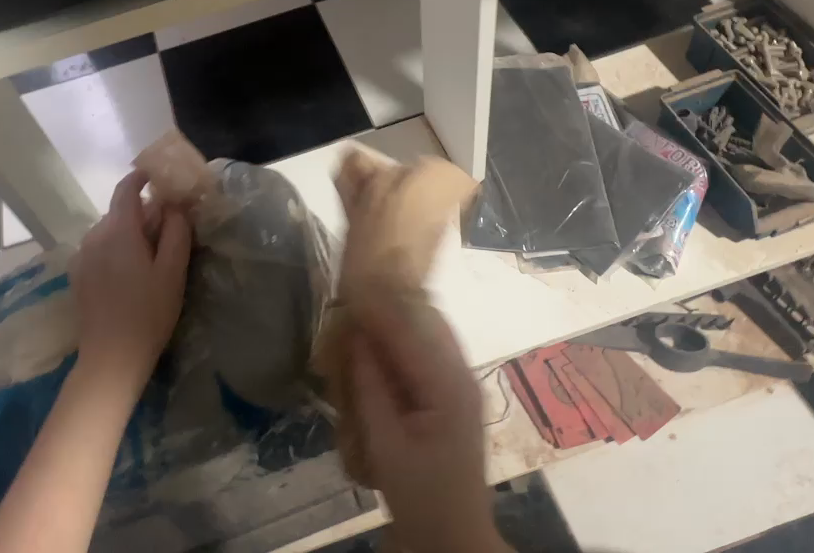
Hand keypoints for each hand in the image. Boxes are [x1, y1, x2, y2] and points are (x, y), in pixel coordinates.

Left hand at [70, 170, 191, 394]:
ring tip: (151, 256)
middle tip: (169, 229)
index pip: (126, 189)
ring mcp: (82, 256)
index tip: (158, 177)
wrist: (110, 359)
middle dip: (143, 212)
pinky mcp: (78, 274)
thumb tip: (175, 204)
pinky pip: (100, 248)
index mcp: (119, 230)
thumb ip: (177, 231)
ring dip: (129, 232)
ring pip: (110, 230)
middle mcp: (95, 235)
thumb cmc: (148, 313)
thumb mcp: (173, 271)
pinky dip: (116, 249)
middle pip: (120, 211)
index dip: (141, 178)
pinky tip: (130, 273)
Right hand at [350, 294, 505, 552]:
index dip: (377, 305)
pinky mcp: (456, 390)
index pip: (408, 330)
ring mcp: (464, 380)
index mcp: (447, 385)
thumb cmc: (418, 495)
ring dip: (399, 316)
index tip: (349, 286)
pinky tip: (381, 339)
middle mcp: (462, 373)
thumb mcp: (385, 443)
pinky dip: (406, 335)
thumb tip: (352, 336)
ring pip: (431, 328)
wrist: (453, 536)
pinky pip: (431, 346)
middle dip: (391, 302)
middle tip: (354, 295)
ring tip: (364, 309)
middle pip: (427, 318)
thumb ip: (368, 386)